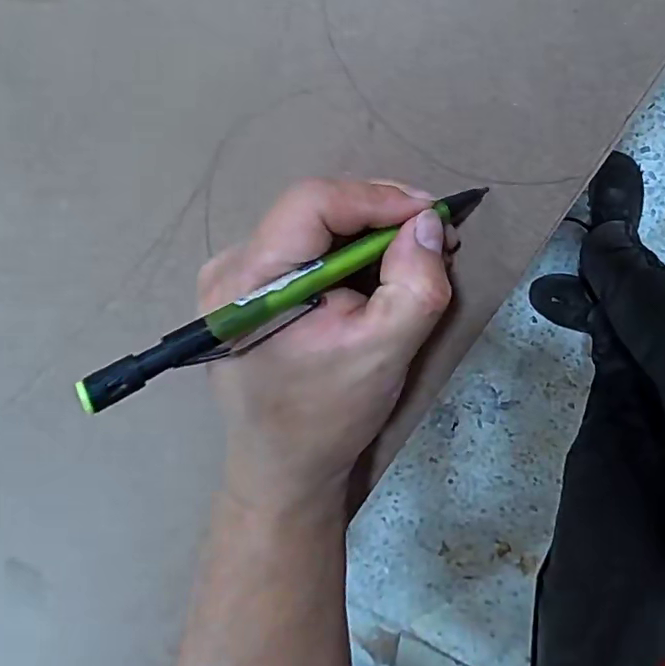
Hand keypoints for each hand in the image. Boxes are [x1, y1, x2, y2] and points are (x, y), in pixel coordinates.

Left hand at [197, 179, 454, 512]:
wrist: (283, 468)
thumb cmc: (330, 415)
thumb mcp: (388, 349)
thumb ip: (416, 280)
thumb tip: (427, 222)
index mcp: (250, 280)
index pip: (314, 202)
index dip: (378, 197)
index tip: (431, 215)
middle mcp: (231, 265)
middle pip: (316, 207)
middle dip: (382, 213)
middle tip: (433, 234)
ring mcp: (234, 272)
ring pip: (316, 222)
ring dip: (371, 229)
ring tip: (414, 252)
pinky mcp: (249, 282)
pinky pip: (309, 241)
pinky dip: (351, 246)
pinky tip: (379, 268)